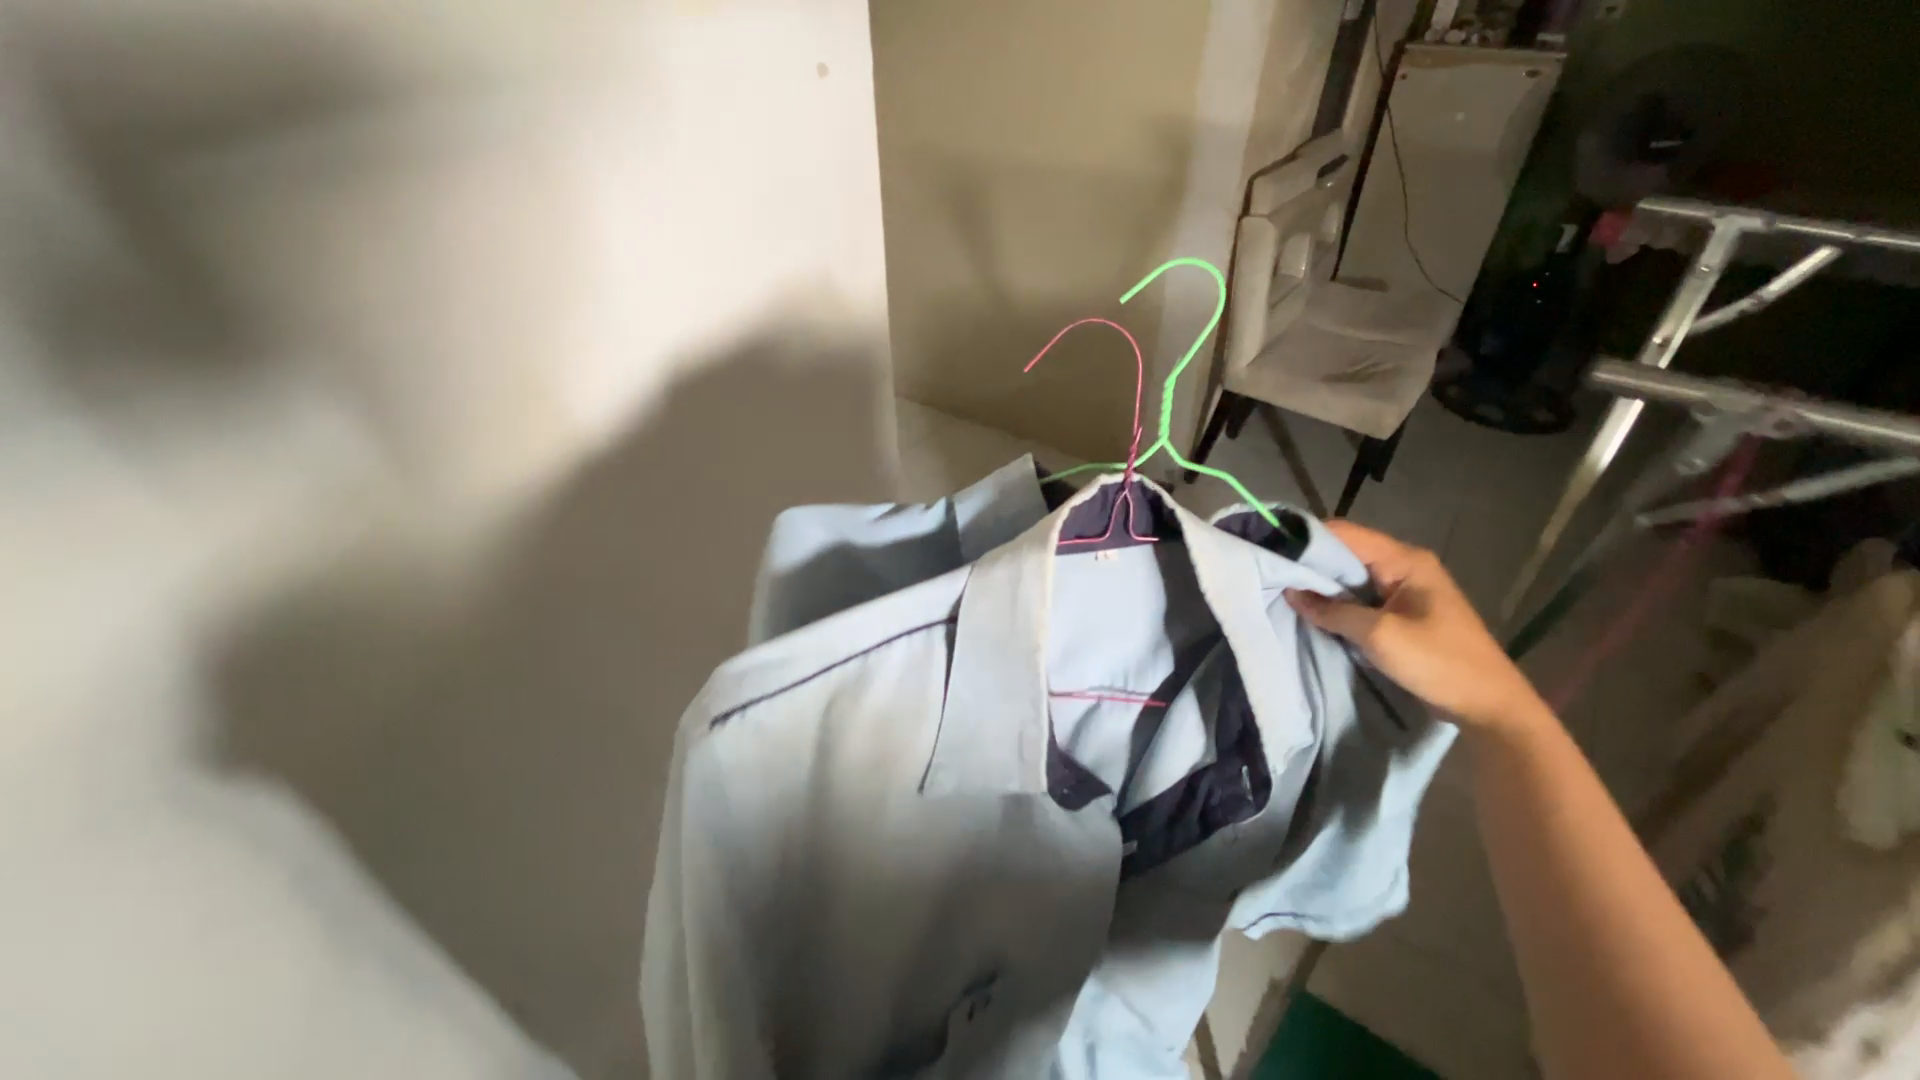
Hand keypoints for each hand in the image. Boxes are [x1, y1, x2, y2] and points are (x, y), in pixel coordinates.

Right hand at [1286, 520, 1545, 734]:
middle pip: (1347, 552)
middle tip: (1271, 576)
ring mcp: (1406, 590)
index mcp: (1405, 561)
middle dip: (1310, 563)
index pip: (1345, 534)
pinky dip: (1339, 602)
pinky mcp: (1404, 613)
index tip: (1270, 551)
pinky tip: (1315, 613)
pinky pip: (1362, 597)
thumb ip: (1333, 611)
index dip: (1307, 539)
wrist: (1489, 705)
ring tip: (1285, 593)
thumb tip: (1292, 592)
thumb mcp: (1379, 636)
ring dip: (1323, 585)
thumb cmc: (1439, 663)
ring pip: (1353, 576)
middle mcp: (1405, 566)